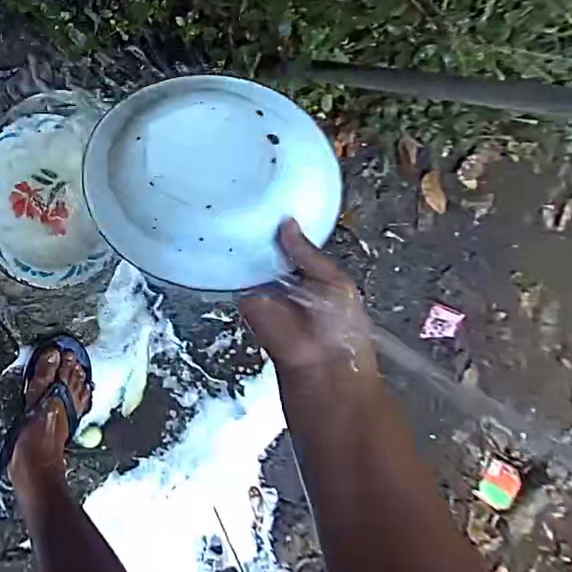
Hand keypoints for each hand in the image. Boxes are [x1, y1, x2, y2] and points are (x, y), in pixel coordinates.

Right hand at [240, 219, 376, 386]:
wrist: (324, 369)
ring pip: (251, 262)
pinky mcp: (248, 302)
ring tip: (238, 217)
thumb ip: (307, 252)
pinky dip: (233, 263)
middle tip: (250, 204)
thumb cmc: (342, 328)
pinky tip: (228, 240)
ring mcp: (265, 290)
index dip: (280, 227)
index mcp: (309, 273)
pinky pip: (237, 279)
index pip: (289, 243)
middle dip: (260, 232)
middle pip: (267, 250)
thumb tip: (287, 223)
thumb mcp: (335, 281)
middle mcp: (285, 280)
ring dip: (246, 246)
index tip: (268, 202)